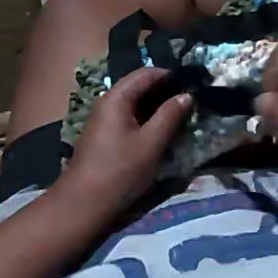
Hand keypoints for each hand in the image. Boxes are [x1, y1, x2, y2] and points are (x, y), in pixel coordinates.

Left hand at [66, 67, 192, 206]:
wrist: (83, 203)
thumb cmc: (120, 170)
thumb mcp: (151, 143)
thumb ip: (170, 116)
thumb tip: (187, 95)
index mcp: (117, 98)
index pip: (147, 73)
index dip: (170, 75)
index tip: (193, 83)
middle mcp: (107, 102)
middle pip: (140, 86)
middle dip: (165, 91)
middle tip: (191, 100)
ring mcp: (104, 119)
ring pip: (136, 103)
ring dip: (157, 106)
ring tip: (182, 114)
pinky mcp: (105, 134)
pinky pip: (130, 117)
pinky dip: (147, 118)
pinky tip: (162, 129)